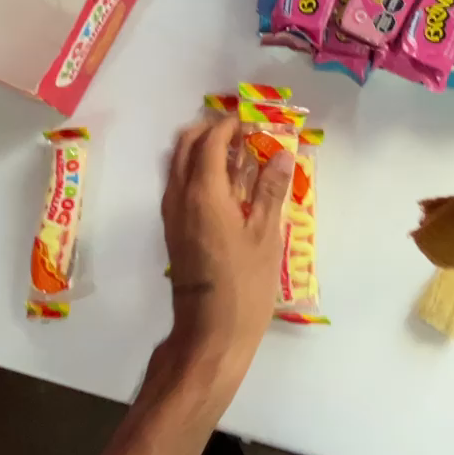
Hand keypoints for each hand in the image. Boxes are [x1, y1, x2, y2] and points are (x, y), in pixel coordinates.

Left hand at [160, 112, 293, 386]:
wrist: (209, 333)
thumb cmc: (243, 285)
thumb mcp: (266, 235)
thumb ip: (271, 190)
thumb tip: (282, 154)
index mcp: (202, 192)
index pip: (210, 141)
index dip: (230, 125)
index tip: (251, 121)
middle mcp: (179, 195)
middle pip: (185, 144)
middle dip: (211, 130)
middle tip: (242, 133)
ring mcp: (171, 213)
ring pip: (177, 162)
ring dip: (201, 148)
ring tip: (236, 155)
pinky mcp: (172, 229)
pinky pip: (178, 182)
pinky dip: (195, 169)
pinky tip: (225, 185)